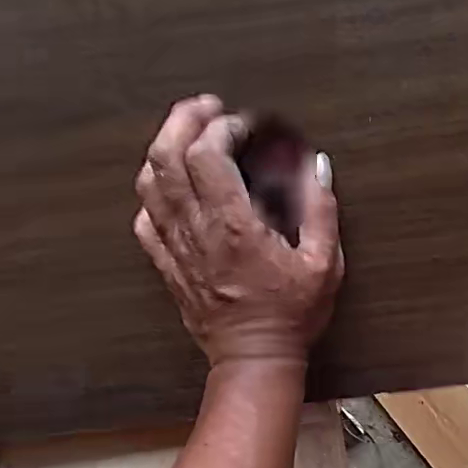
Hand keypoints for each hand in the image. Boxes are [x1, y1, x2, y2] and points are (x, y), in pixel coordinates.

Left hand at [134, 95, 342, 367]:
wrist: (254, 359)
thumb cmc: (291, 316)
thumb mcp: (324, 263)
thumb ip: (321, 209)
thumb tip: (318, 165)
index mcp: (234, 226)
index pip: (208, 154)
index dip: (222, 126)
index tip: (244, 125)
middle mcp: (197, 231)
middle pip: (166, 157)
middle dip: (183, 120)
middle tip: (205, 108)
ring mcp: (176, 249)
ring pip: (148, 184)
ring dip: (163, 149)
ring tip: (186, 135)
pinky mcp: (167, 265)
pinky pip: (143, 221)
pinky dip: (151, 194)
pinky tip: (170, 187)